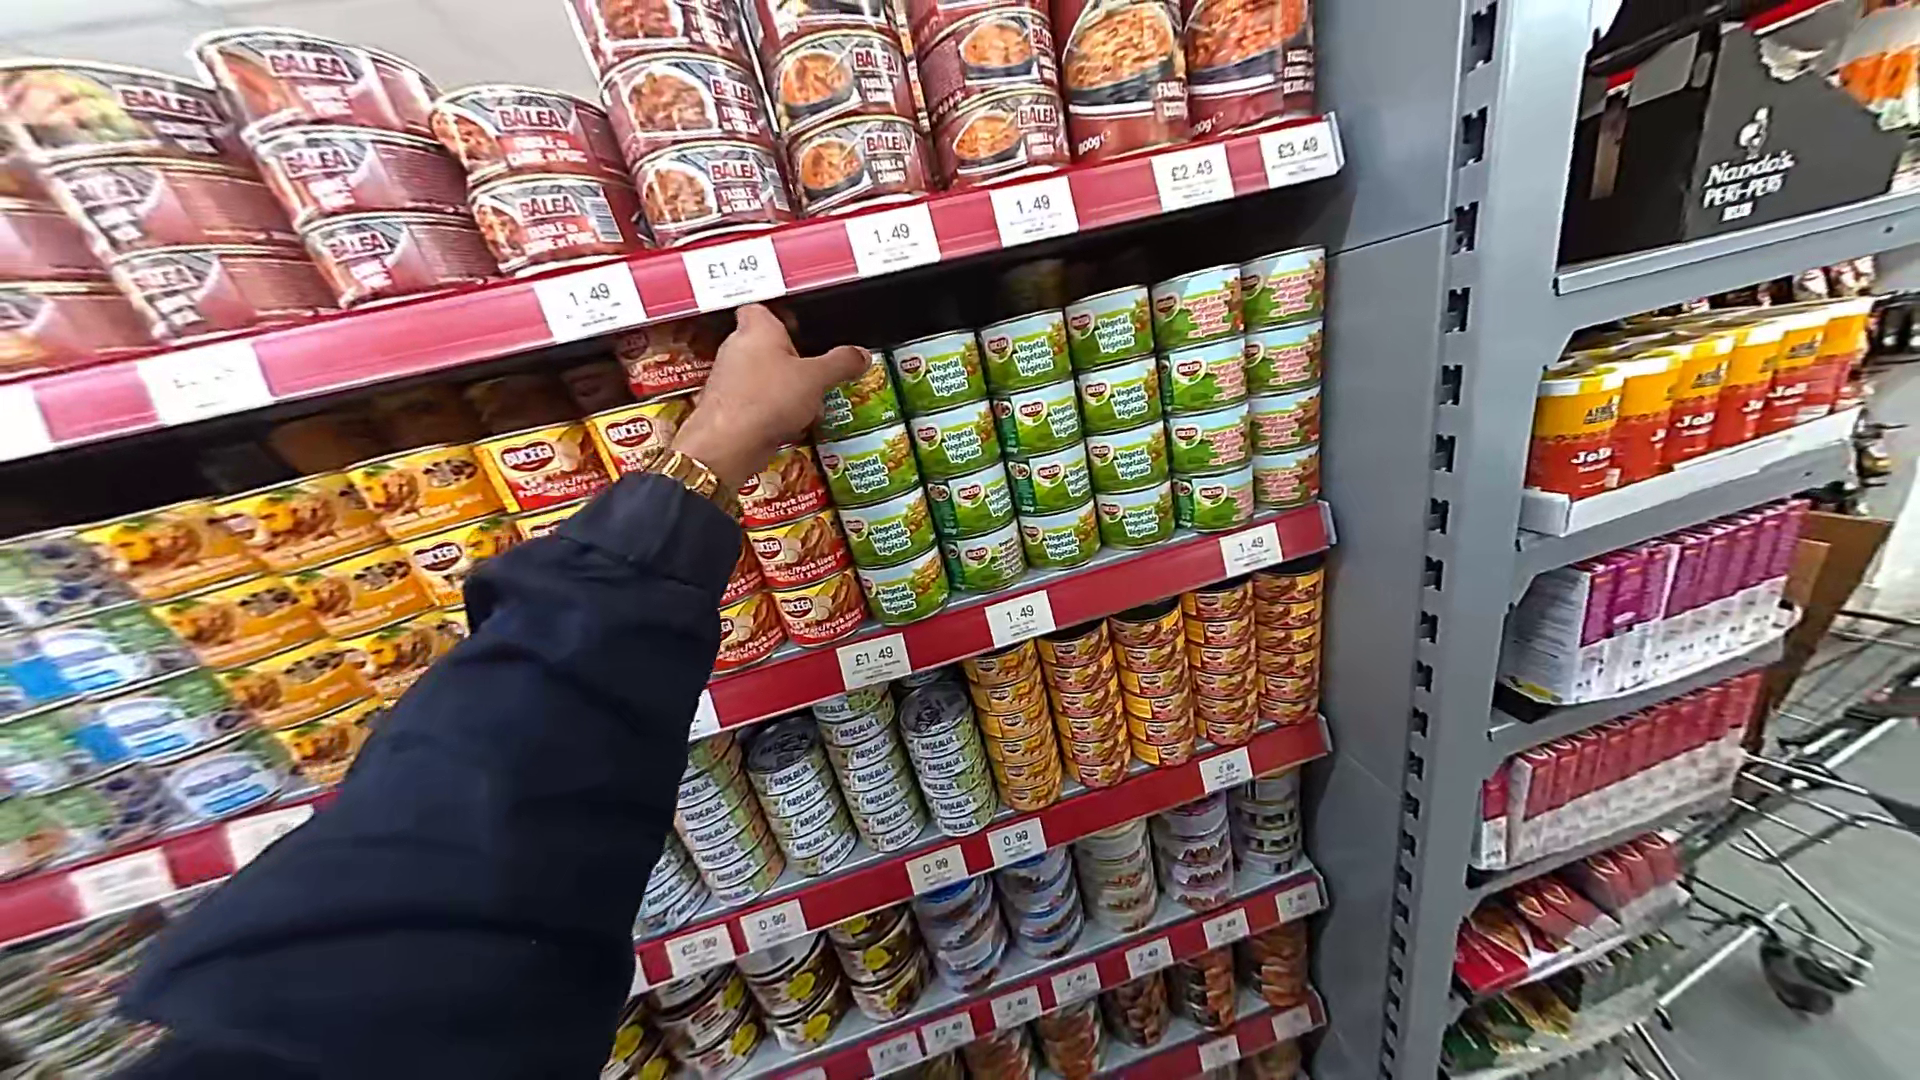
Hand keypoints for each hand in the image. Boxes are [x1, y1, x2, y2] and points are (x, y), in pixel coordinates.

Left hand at [672, 304, 868, 489]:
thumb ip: (842, 363)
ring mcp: (729, 379)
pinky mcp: (728, 407)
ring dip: (786, 390)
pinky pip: (757, 402)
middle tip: (816, 375)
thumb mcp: (818, 378)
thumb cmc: (767, 399)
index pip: (764, 308)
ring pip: (763, 377)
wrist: (730, 443)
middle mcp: (736, 348)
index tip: (804, 333)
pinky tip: (791, 424)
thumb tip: (861, 354)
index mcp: (757, 329)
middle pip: (769, 346)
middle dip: (794, 362)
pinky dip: (774, 411)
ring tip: (808, 406)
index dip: (785, 319)